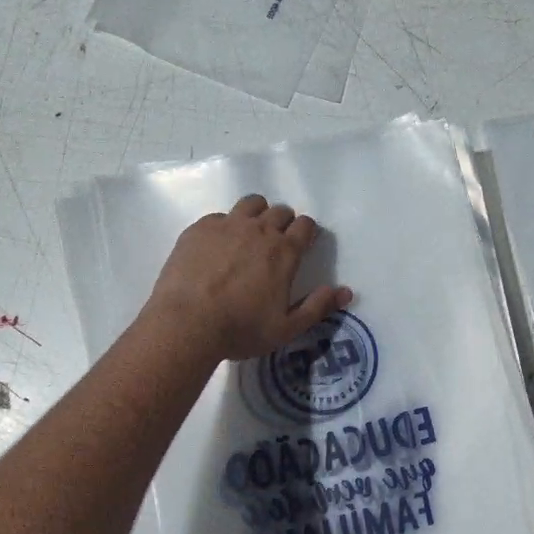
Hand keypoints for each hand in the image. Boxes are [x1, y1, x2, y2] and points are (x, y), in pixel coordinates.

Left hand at [146, 194, 352, 361]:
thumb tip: (346, 291)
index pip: (305, 225)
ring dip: (257, 214)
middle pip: (280, 211)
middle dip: (284, 222)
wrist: (186, 324)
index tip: (303, 243)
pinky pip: (220, 216)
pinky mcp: (199, 229)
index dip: (307, 232)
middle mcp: (259, 231)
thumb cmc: (241, 329)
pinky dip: (225, 225)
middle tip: (276, 243)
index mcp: (284, 252)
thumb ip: (318, 307)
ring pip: (251, 203)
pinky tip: (218, 247)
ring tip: (250, 234)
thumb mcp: (287, 328)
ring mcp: (227, 225)